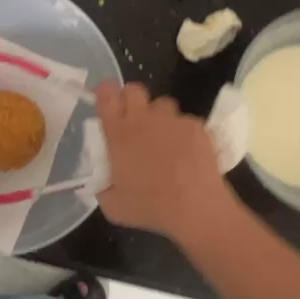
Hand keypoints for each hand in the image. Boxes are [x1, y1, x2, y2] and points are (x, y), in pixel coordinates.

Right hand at [94, 81, 235, 241]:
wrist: (195, 208)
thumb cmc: (149, 207)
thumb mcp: (112, 205)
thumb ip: (103, 188)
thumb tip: (103, 183)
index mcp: (118, 134)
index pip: (106, 96)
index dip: (105, 92)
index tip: (105, 99)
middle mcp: (144, 120)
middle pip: (134, 89)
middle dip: (131, 99)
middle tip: (133, 119)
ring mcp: (172, 121)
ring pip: (163, 104)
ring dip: (159, 116)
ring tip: (164, 138)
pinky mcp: (196, 127)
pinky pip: (186, 121)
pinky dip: (183, 132)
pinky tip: (187, 152)